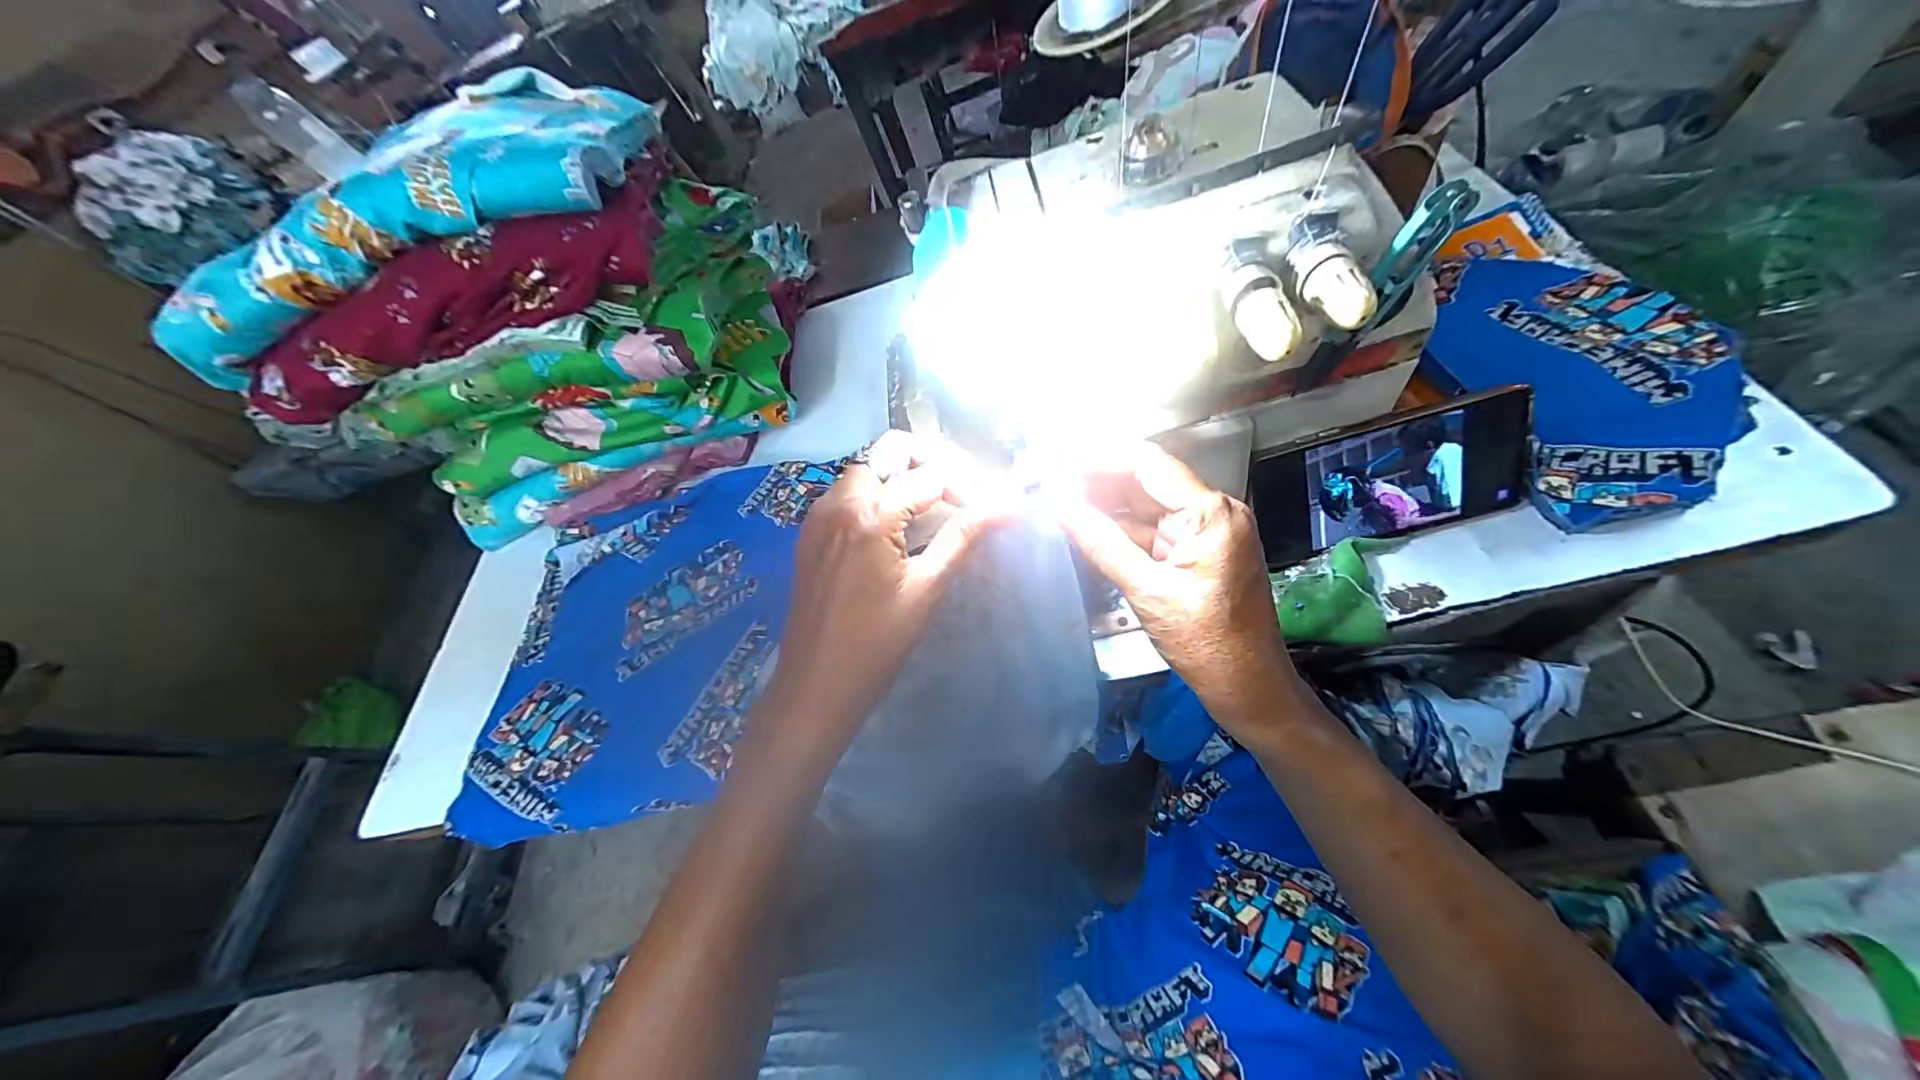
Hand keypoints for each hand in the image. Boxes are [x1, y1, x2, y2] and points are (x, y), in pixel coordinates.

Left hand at [756, 431, 1002, 753]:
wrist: (814, 686)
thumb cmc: (875, 646)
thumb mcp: (925, 590)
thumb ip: (962, 539)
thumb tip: (1007, 506)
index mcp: (869, 516)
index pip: (929, 475)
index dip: (967, 486)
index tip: (990, 508)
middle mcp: (838, 502)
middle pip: (889, 450)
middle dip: (929, 460)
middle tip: (960, 491)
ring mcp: (818, 516)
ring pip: (866, 469)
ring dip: (902, 476)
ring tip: (935, 508)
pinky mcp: (810, 533)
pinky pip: (847, 493)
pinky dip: (877, 494)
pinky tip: (899, 526)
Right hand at [1055, 442, 1305, 733]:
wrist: (1249, 689)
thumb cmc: (1209, 645)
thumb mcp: (1147, 591)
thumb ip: (1100, 542)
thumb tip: (1060, 504)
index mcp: (1211, 513)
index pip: (1146, 464)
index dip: (1097, 459)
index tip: (1057, 462)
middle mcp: (1212, 513)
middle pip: (1144, 482)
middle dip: (1095, 482)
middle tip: (1049, 486)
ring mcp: (1204, 534)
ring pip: (1143, 507)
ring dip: (1103, 506)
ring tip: (1058, 505)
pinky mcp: (1195, 554)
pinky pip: (1150, 532)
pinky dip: (1119, 532)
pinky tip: (1085, 530)